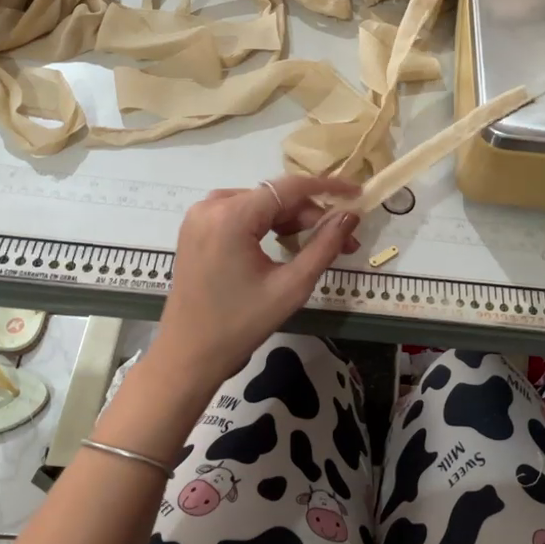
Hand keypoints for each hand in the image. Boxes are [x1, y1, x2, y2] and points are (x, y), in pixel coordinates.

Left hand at [150, 175, 360, 393]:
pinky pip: (240, 214)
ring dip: (290, 221)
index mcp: (231, 216)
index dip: (327, 188)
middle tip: (344, 241)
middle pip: (274, 197)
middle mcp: (211, 206)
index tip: (357, 194)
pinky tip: (286, 244)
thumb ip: (324, 246)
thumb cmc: (240, 325)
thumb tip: (351, 216)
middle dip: (310, 216)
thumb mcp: (290, 287)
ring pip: (259, 204)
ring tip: (318, 246)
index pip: (289, 187)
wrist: (188, 355)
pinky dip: (266, 225)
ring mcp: (200, 216)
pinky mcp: (196, 229)